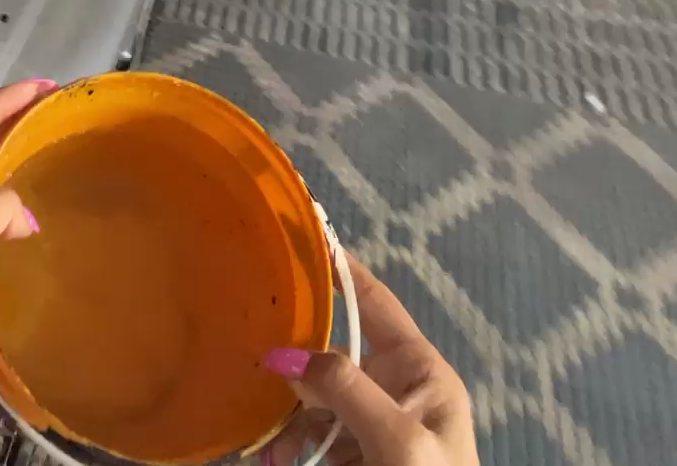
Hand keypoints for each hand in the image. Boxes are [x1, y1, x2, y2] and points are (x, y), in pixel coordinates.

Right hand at [260, 260, 477, 465]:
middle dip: (293, 364)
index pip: (373, 301)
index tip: (300, 233)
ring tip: (267, 452)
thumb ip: (342, 389)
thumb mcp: (398, 442)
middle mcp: (397, 390)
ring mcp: (377, 427)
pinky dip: (292, 447)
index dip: (339, 266)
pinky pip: (315, 438)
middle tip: (254, 362)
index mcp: (421, 372)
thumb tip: (281, 355)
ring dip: (288, 422)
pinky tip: (272, 459)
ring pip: (316, 400)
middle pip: (333, 352)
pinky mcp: (359, 458)